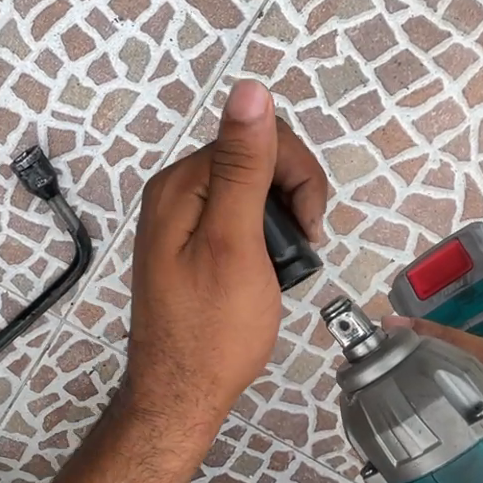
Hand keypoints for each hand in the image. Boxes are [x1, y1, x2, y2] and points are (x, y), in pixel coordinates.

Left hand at [123, 79, 329, 448]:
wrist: (181, 395)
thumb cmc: (213, 330)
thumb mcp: (234, 243)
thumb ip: (243, 168)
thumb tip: (249, 88)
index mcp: (179, 184)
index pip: (255, 136)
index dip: (295, 174)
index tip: (307, 227)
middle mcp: (174, 192)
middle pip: (254, 157)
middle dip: (291, 194)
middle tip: (301, 248)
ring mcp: (180, 219)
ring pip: (252, 187)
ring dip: (282, 217)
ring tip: (287, 263)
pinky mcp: (191, 243)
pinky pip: (239, 216)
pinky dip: (265, 235)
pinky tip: (270, 267)